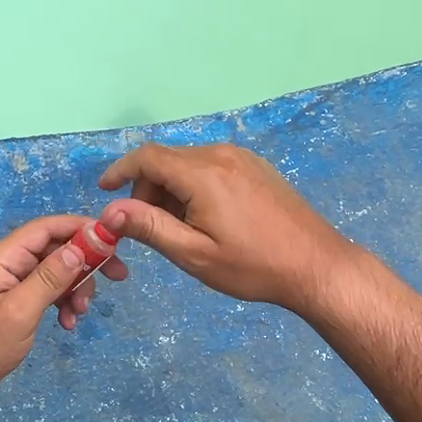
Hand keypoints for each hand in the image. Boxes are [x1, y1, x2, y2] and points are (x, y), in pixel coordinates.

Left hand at [0, 215, 129, 404]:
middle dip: (85, 262)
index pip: (46, 228)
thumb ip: (49, 278)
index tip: (114, 240)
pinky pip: (46, 292)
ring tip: (80, 315)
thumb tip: (80, 246)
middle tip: (117, 277)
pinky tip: (68, 324)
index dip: (81, 228)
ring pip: (54, 272)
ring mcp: (10, 283)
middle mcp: (7, 264)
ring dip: (75, 288)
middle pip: (54, 249)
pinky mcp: (14, 302)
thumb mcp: (20, 311)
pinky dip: (62, 303)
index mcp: (3, 257)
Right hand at [98, 142, 359, 313]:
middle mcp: (220, 154)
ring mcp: (241, 157)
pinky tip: (206, 217)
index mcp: (203, 174)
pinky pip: (210, 165)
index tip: (103, 190)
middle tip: (148, 226)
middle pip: (166, 160)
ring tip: (180, 227)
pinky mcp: (255, 166)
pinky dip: (193, 185)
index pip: (147, 157)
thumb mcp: (194, 254)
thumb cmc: (253, 266)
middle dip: (147, 189)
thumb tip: (108, 211)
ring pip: (187, 163)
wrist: (318, 267)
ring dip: (170, 188)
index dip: (120, 171)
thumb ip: (149, 227)